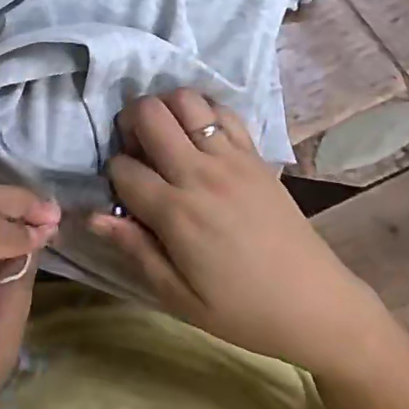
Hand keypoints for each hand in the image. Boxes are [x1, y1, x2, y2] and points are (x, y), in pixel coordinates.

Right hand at [89, 91, 380, 374]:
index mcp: (178, 213)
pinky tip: (199, 135)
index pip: (124, 168)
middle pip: (149, 114)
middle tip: (136, 148)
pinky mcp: (255, 153)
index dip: (113, 175)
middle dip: (129, 122)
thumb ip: (135, 249)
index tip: (123, 192)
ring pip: (185, 99)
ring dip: (165, 108)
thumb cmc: (242, 310)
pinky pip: (222, 110)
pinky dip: (202, 111)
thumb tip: (92, 214)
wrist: (316, 304)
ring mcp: (231, 157)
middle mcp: (201, 173)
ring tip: (165, 135)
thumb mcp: (180, 298)